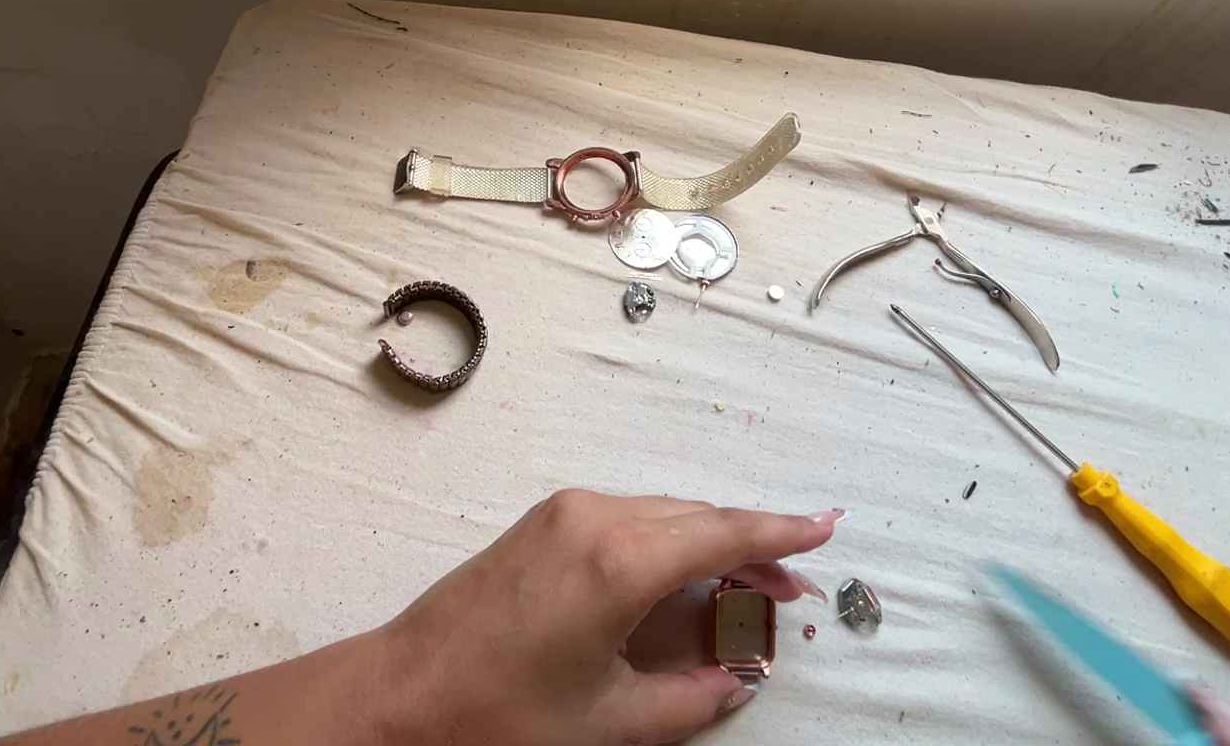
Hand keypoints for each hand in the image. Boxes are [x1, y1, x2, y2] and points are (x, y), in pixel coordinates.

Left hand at [375, 489, 843, 745]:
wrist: (407, 684)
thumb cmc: (500, 710)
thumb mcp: (606, 718)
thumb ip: (687, 697)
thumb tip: (735, 681)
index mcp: (616, 561)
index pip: (719, 533)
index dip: (777, 531)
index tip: (823, 526)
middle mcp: (593, 516)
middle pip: (694, 517)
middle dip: (749, 542)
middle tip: (790, 582)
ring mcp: (565, 510)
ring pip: (662, 511)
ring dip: (707, 538)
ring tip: (746, 580)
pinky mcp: (546, 516)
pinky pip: (627, 513)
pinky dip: (666, 535)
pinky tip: (683, 567)